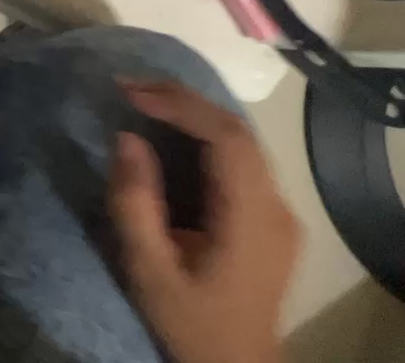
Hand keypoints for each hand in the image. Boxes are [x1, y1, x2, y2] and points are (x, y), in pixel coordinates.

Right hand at [109, 79, 299, 362]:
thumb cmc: (190, 320)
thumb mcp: (148, 267)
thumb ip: (135, 203)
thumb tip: (127, 137)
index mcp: (252, 220)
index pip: (227, 138)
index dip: (179, 105)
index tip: (129, 92)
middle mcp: (276, 208)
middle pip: (238, 131)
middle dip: (182, 98)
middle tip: (127, 85)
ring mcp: (277, 212)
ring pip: (240, 139)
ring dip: (191, 110)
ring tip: (140, 97)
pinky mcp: (267, 216)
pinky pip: (237, 156)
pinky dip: (200, 130)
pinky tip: (167, 127)